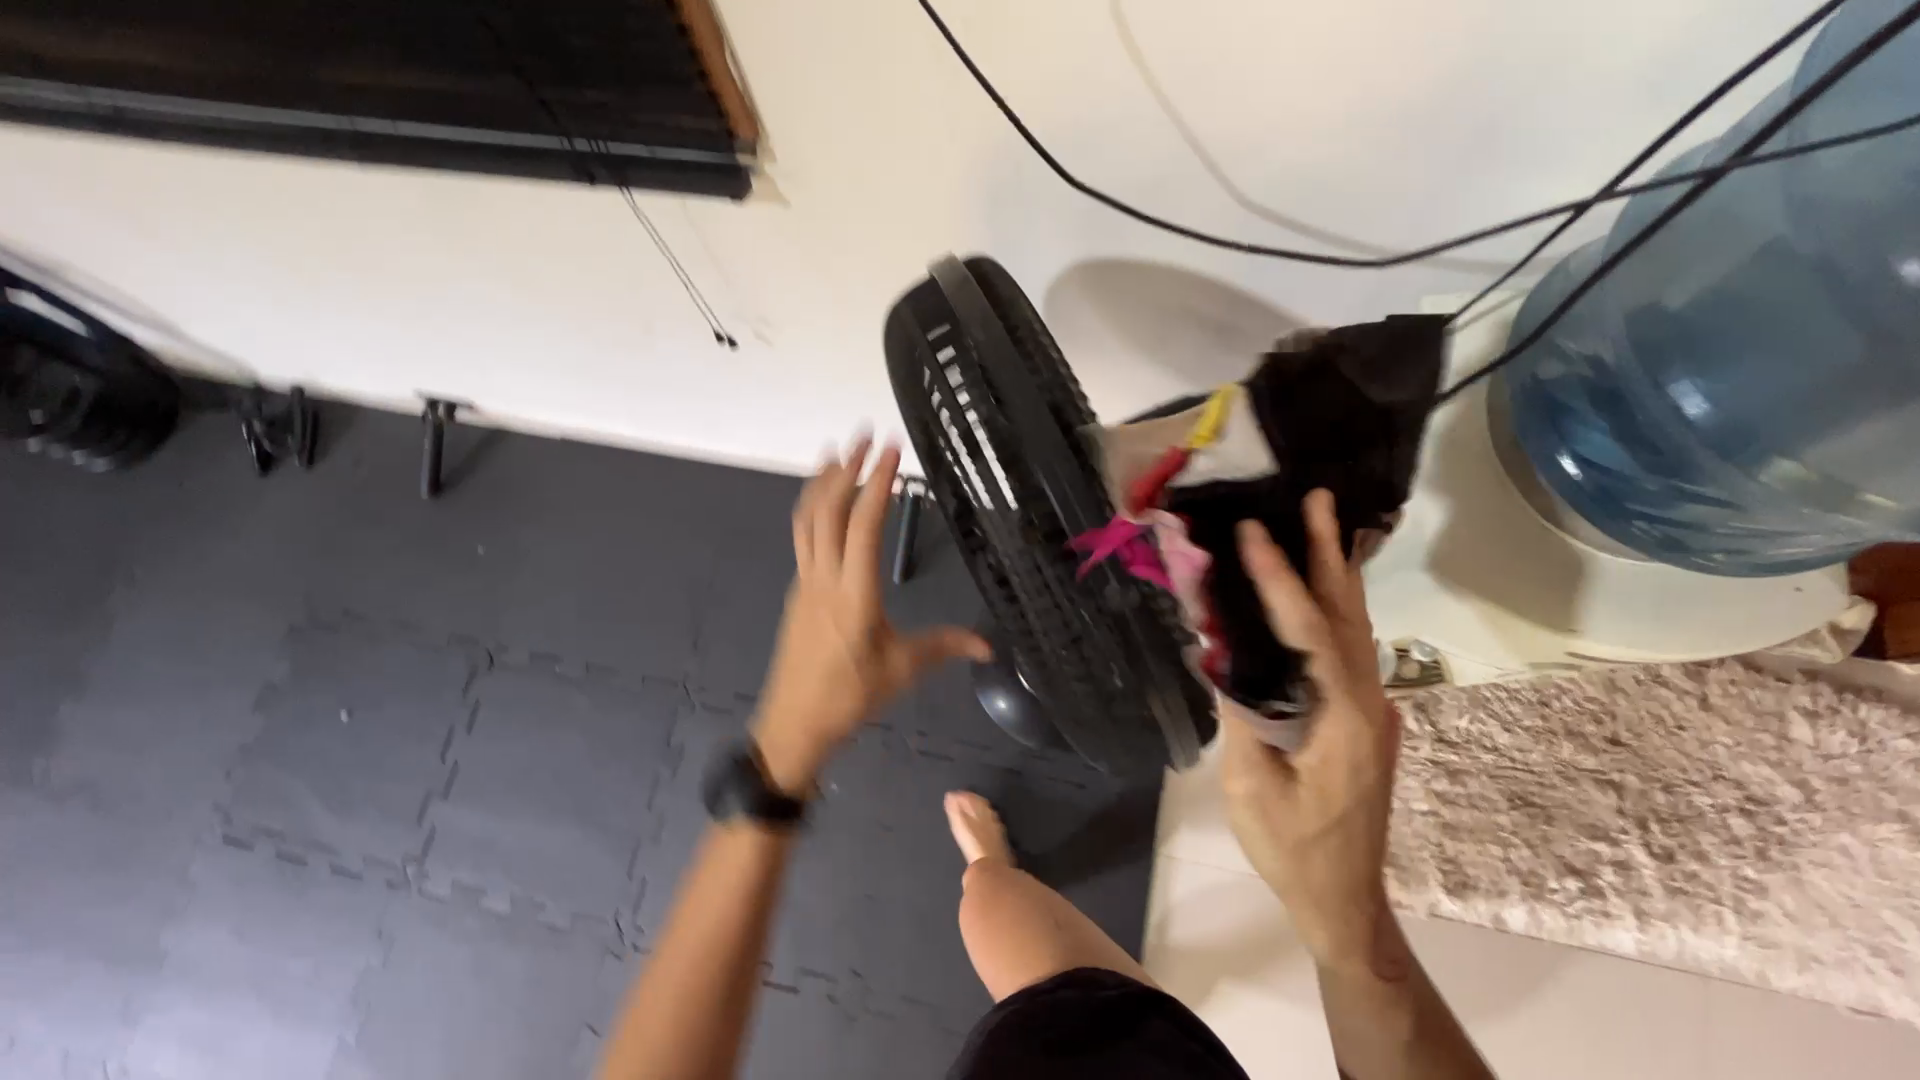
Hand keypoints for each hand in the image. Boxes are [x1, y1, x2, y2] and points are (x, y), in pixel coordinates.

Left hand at [752, 436, 989, 794]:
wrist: (792, 725)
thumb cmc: (849, 697)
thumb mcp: (901, 671)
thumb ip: (943, 648)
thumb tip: (987, 646)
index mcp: (853, 592)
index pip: (864, 525)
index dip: (877, 484)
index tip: (890, 450)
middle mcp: (824, 577)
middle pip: (829, 510)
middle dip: (847, 468)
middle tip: (865, 434)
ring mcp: (806, 582)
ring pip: (808, 520)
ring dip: (822, 482)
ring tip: (836, 451)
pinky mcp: (799, 591)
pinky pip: (803, 536)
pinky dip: (812, 507)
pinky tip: (822, 500)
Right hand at [1220, 489, 1405, 978]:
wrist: (1342, 899)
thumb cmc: (1292, 848)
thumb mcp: (1250, 785)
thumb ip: (1240, 712)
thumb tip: (1218, 653)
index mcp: (1344, 717)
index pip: (1310, 632)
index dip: (1280, 580)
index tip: (1254, 534)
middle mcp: (1369, 702)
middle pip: (1349, 614)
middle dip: (1329, 554)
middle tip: (1316, 499)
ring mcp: (1372, 710)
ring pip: (1355, 628)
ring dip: (1335, 574)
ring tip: (1321, 525)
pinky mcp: (1361, 718)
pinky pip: (1348, 649)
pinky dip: (1333, 609)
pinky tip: (1320, 591)